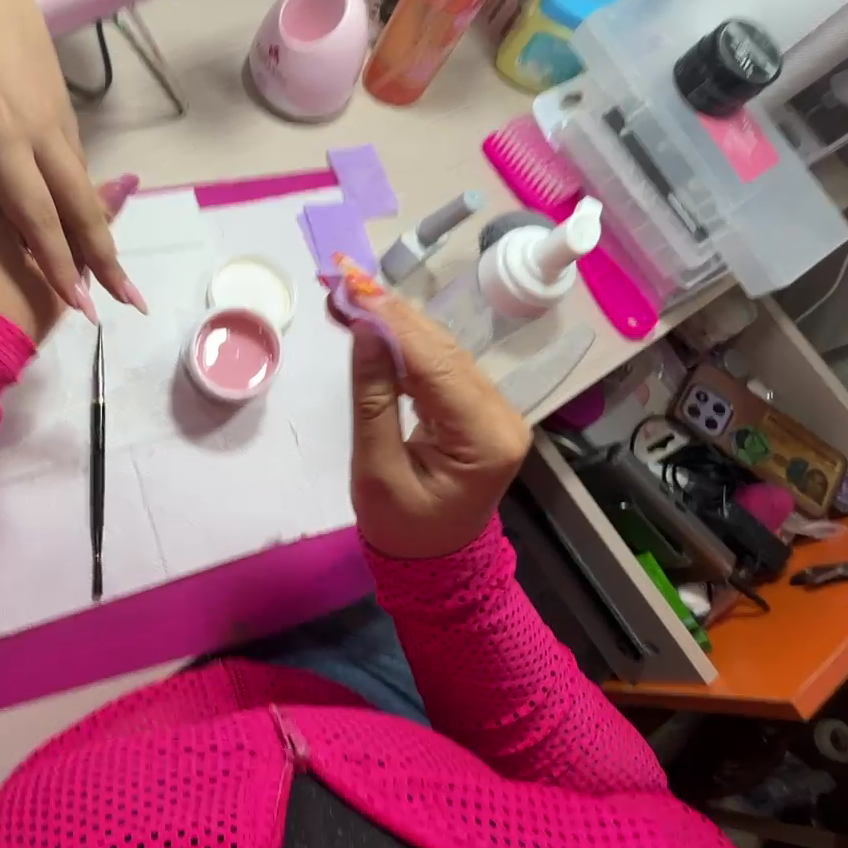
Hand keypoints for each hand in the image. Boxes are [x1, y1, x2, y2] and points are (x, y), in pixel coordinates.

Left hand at [0, 0, 143, 324]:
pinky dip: (87, 195)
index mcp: (0, 129)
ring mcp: (54, 109)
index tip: (81, 306)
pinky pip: (78, 157)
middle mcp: (39, 126)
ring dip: (101, 229)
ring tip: (112, 270)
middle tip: (128, 301)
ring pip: (84, 182)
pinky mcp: (57, 95)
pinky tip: (87, 212)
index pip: (35, 213)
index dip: (57, 264)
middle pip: (79, 204)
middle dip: (104, 257)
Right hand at [342, 265, 533, 558]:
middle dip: (394, 315)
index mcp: (486, 437)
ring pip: (444, 353)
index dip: (395, 323)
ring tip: (354, 296)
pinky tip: (378, 325)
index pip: (437, 365)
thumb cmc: (401, 529)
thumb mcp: (376, 469)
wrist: (433, 564)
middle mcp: (502, 416)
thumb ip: (373, 398)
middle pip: (445, 351)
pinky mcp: (479, 410)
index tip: (354, 289)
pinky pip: (442, 368)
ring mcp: (495, 411)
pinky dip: (408, 345)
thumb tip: (365, 331)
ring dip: (398, 324)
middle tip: (346, 283)